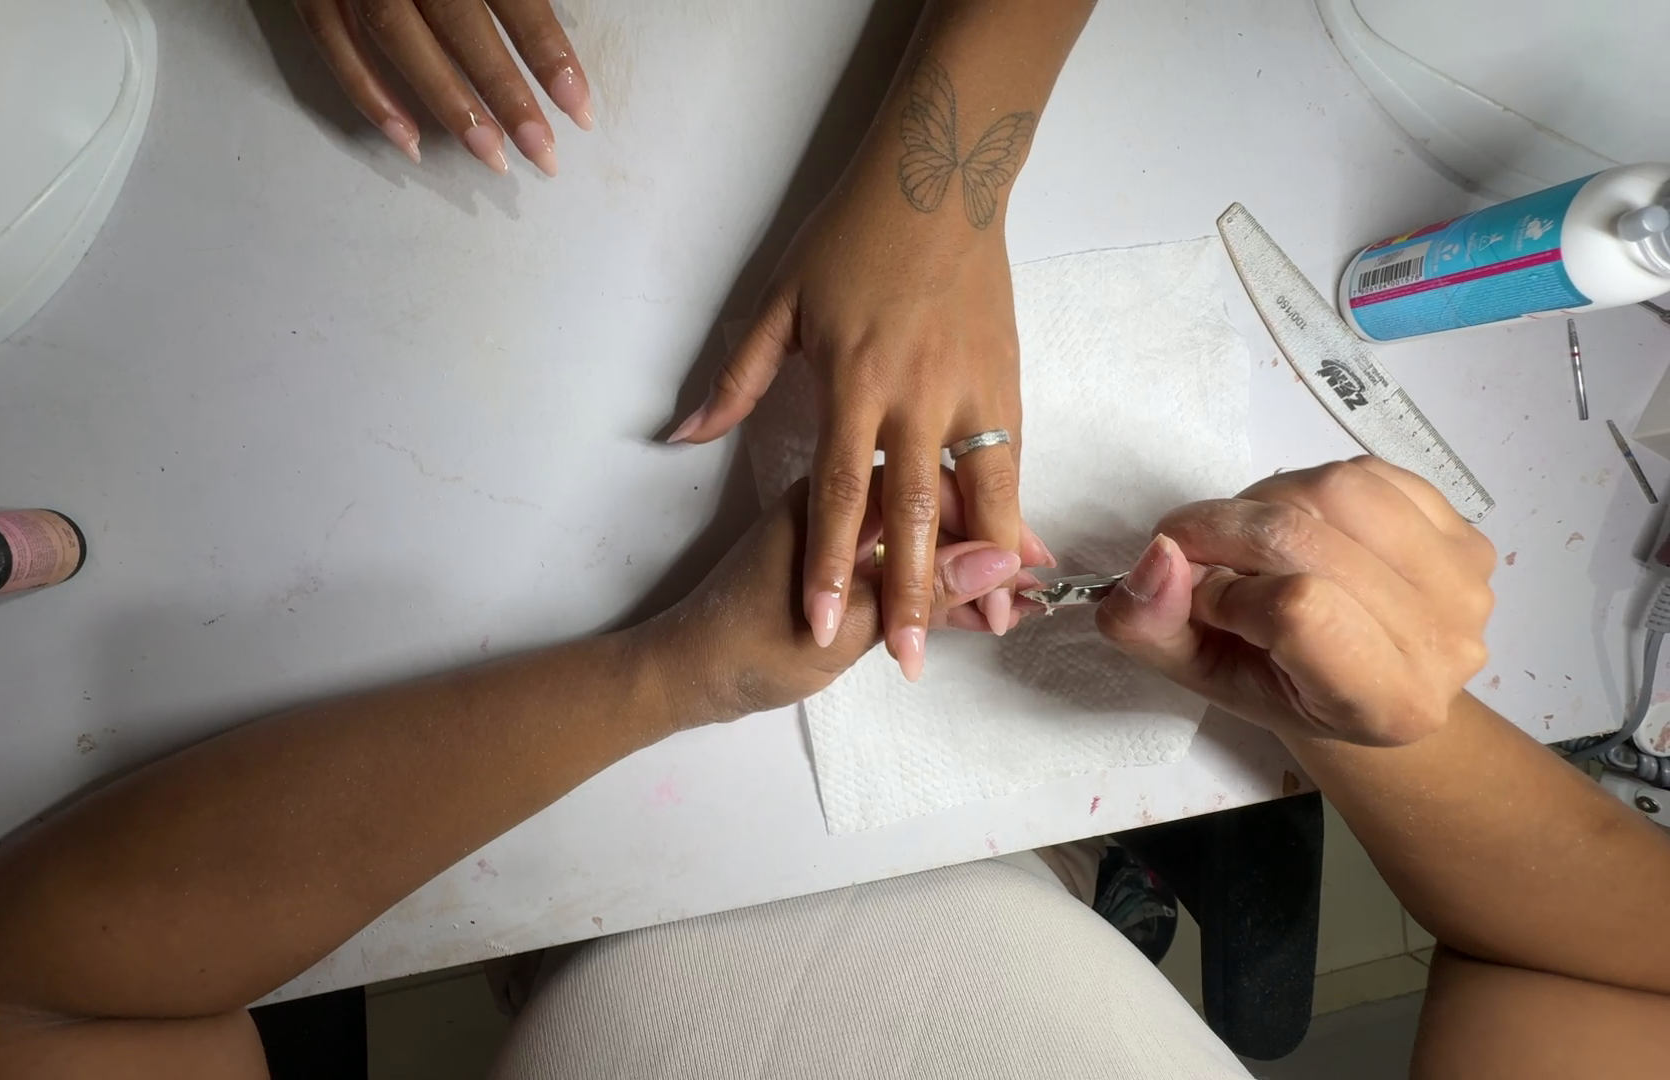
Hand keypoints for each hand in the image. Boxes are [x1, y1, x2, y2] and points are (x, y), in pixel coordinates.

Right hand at [295, 0, 592, 173]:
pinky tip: (412, 143)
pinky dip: (370, 95)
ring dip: (448, 105)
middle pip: (459, 21)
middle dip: (506, 94)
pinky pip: (333, 40)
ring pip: (399, 35)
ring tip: (492, 159)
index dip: (547, 52)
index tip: (579, 110)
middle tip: (543, 154)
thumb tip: (546, 24)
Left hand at [646, 468, 1043, 727]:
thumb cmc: (751, 642)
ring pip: (918, 542)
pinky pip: (897, 569)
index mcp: (831, 494)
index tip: (1028, 562)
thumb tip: (996, 562)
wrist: (686, 670)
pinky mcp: (839, 569)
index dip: (984, 525)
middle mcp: (839, 502)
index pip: (924, 488)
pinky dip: (934, 591)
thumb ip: (918, 587)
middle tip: (1036, 580)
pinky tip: (979, 609)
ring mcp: (840, 535)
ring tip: (1023, 598)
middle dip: (985, 547)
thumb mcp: (842, 622)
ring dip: (966, 571)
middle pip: (929, 512)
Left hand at [669, 180, 1049, 681]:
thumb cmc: (852, 238)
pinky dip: (1011, 509)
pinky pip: (1010, 461)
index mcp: (856, 386)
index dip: (832, 571)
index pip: (840, 499)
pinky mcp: (1009, 380)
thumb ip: (736, 382)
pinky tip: (1014, 549)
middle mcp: (919, 398)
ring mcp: (973, 390)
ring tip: (992, 623)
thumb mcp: (780, 303)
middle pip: (916, 515)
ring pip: (985, 494)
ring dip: (986, 563)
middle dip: (917, 595)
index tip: (824, 630)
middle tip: (915, 660)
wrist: (943, 174)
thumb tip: (684, 435)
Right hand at [1096, 458, 1495, 746]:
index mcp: (1381, 702)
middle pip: (1304, 537)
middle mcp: (1443, 645)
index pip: (1297, 607)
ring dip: (1263, 502)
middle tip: (1197, 555)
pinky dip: (1306, 488)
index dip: (1222, 590)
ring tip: (1252, 543)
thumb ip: (1147, 625)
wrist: (1350, 678)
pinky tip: (1302, 527)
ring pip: (1334, 489)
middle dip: (1219, 530)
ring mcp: (1465, 583)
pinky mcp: (1465, 533)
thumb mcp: (1187, 670)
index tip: (1199, 599)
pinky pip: (1368, 474)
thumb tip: (1158, 555)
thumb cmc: (1264, 680)